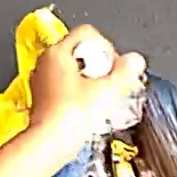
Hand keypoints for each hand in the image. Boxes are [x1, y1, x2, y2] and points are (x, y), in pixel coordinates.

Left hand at [25, 24, 146, 163]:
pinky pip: (61, 81)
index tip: (114, 65)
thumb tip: (137, 59)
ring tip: (100, 94)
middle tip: (109, 80)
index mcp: (57, 51)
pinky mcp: (39, 94)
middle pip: (78, 49)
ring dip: (87, 76)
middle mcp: (45, 60)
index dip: (105, 45)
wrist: (49, 143)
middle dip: (97, 62)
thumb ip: (124, 73)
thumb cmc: (73, 115)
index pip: (86, 33)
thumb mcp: (105, 92)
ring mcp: (40, 77)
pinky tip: (85, 105)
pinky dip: (75, 88)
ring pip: (69, 66)